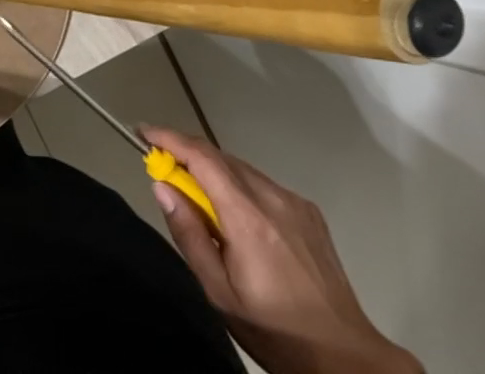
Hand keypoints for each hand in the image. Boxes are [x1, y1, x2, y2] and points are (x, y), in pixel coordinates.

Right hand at [141, 126, 419, 373]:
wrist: (341, 352)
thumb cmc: (271, 327)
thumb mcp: (218, 290)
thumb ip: (188, 234)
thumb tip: (162, 187)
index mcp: (247, 218)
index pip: (203, 159)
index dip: (169, 139)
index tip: (143, 132)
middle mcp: (273, 198)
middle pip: (222, 158)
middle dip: (187, 155)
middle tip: (160, 167)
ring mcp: (295, 203)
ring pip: (243, 170)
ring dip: (213, 171)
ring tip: (196, 198)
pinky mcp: (309, 212)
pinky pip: (264, 186)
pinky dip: (239, 186)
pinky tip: (235, 215)